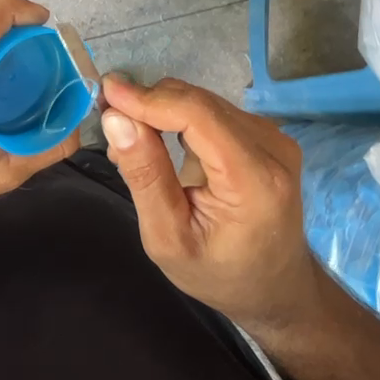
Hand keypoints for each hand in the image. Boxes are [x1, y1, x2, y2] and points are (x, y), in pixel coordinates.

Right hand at [99, 75, 327, 335]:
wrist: (274, 287)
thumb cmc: (219, 274)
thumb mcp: (168, 239)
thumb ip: (145, 177)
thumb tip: (115, 119)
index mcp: (254, 180)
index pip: (197, 115)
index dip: (148, 99)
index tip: (105, 92)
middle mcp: (271, 148)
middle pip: (197, 102)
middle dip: (147, 104)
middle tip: (108, 124)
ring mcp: (272, 137)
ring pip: (200, 101)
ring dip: (158, 112)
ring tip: (131, 146)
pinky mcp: (265, 134)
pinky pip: (209, 110)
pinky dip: (176, 118)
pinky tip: (157, 143)